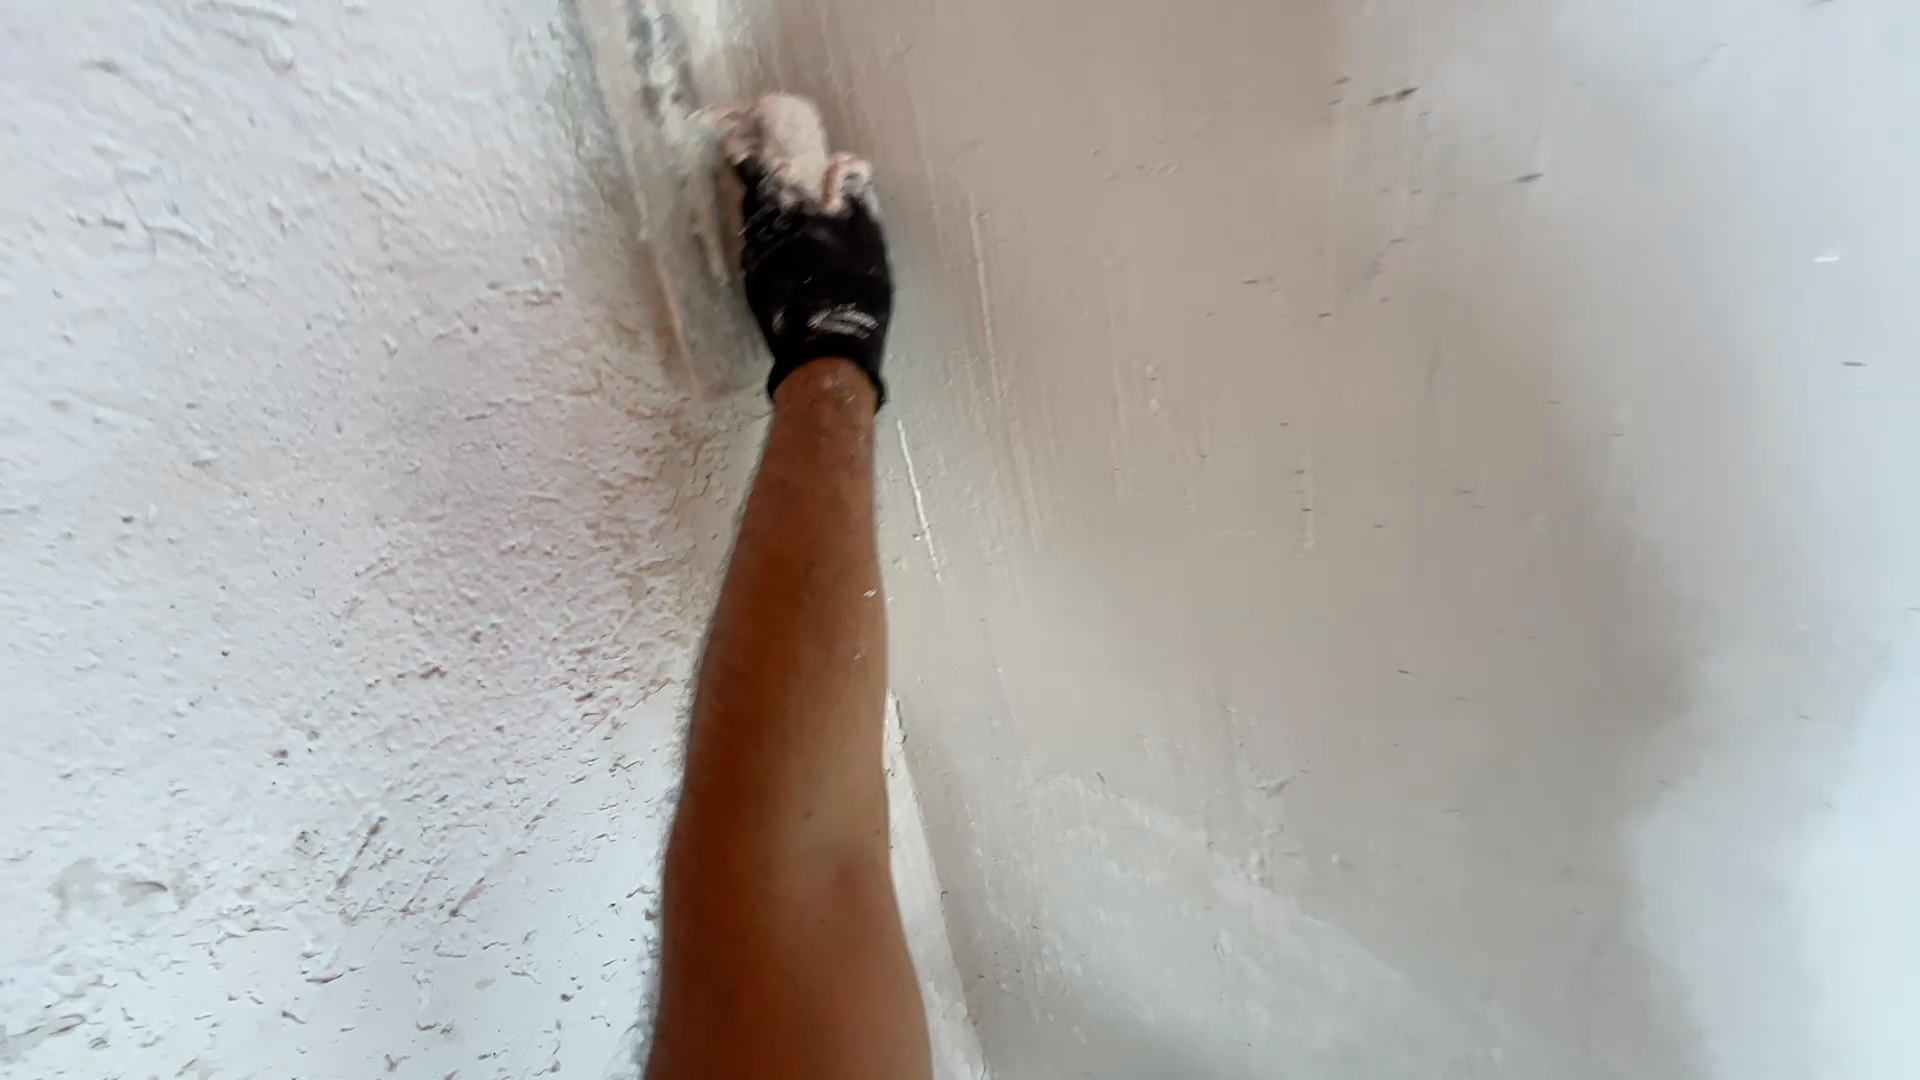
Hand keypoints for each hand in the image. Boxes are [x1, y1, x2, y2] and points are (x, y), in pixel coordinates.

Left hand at [735, 159, 892, 405]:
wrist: (828, 355)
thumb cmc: (856, 297)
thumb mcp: (871, 247)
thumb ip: (857, 202)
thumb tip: (845, 164)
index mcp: (791, 213)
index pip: (762, 171)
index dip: (755, 153)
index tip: (753, 138)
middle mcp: (764, 234)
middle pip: (752, 198)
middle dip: (759, 184)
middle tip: (767, 172)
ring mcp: (754, 264)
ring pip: (751, 227)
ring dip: (761, 215)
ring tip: (776, 212)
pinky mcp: (754, 289)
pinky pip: (754, 254)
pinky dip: (764, 245)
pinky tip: (780, 251)